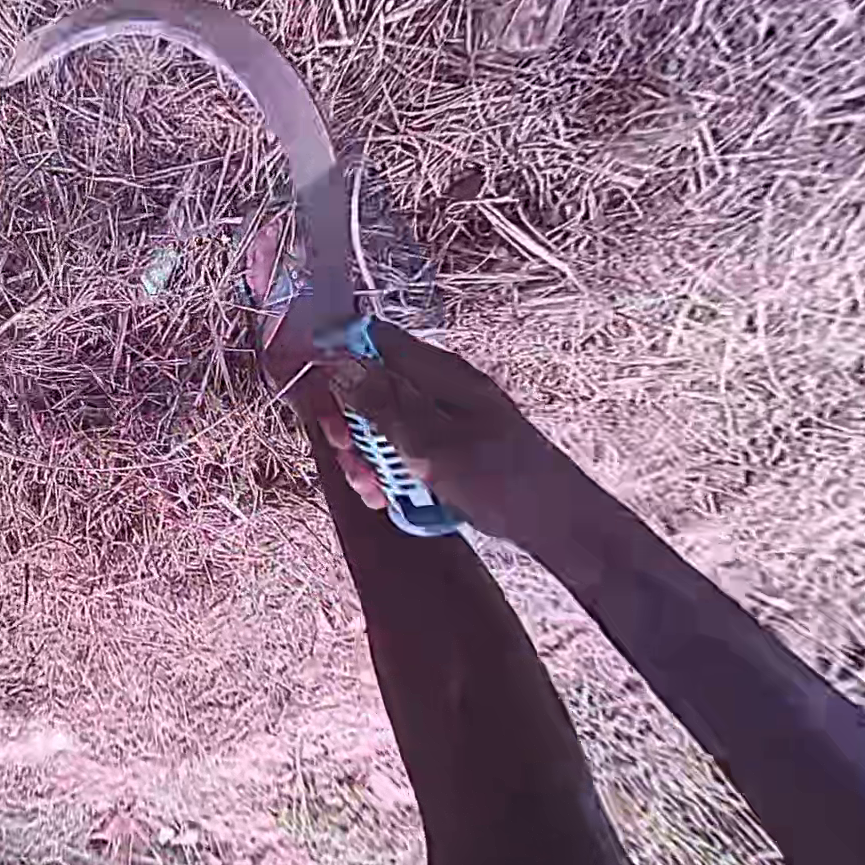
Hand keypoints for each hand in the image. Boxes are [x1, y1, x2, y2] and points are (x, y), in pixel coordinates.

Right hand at [314, 320, 585, 540]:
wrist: (555, 527)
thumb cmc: (497, 480)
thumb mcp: (427, 441)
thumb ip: (380, 400)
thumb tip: (337, 362)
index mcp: (436, 372)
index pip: (372, 337)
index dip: (334, 351)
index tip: (308, 383)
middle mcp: (434, 385)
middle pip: (365, 383)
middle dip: (345, 419)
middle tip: (345, 451)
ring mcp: (437, 413)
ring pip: (374, 418)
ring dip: (361, 451)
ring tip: (369, 486)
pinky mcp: (439, 440)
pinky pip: (394, 442)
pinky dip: (382, 465)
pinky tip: (383, 493)